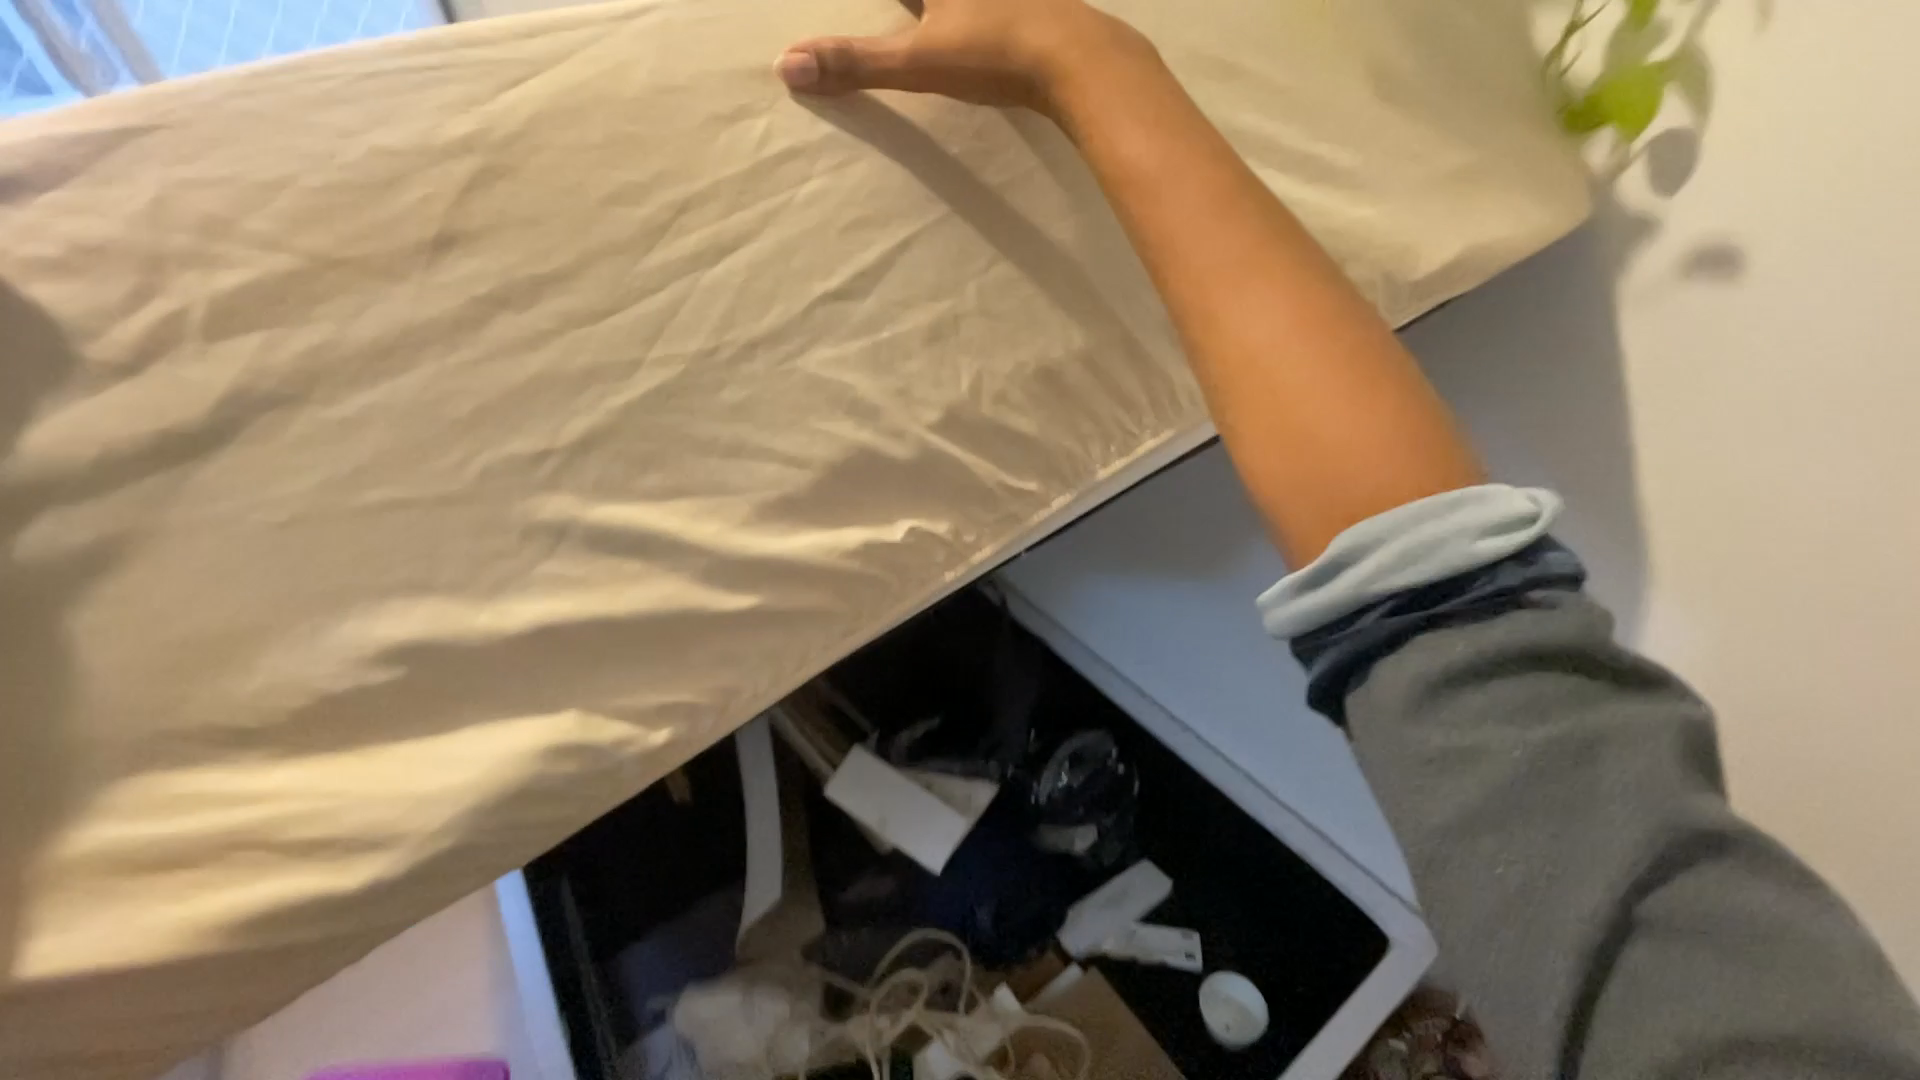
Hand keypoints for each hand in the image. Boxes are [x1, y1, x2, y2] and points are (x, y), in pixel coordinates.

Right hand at [776, 0, 1153, 116]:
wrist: (1079, 63)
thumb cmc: (993, 51)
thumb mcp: (917, 61)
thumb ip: (855, 63)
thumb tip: (786, 67)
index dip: (884, 5)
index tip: (884, 13)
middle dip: (909, 10)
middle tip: (908, 19)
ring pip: (953, 4)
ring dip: (934, 14)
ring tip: (927, 22)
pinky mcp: (1033, 3)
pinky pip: (986, 6)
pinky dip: (966, 15)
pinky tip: (971, 26)